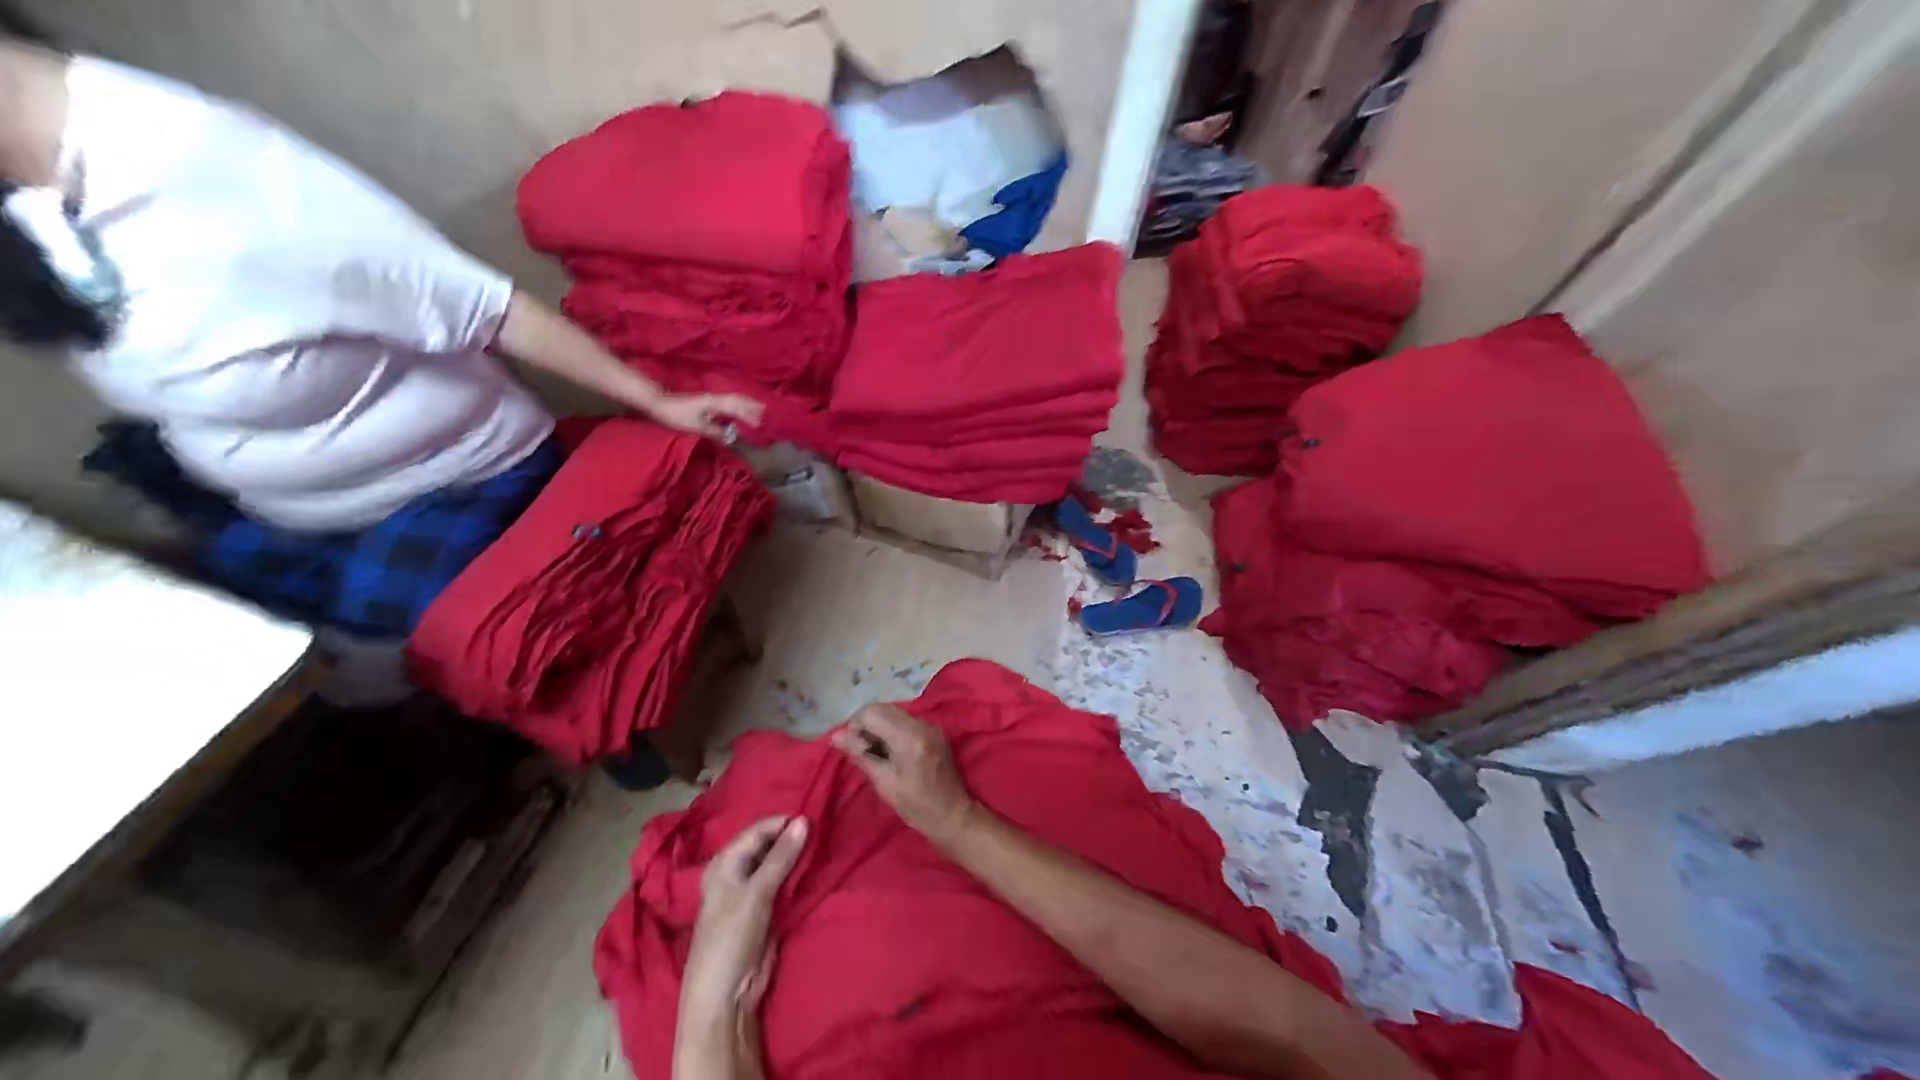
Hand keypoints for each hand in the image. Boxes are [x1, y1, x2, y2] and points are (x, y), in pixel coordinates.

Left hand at [649, 392, 766, 439]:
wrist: (659, 403)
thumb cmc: (677, 415)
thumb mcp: (696, 426)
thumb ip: (714, 431)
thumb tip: (731, 437)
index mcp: (714, 403)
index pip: (736, 408)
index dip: (749, 415)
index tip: (760, 423)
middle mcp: (714, 399)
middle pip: (737, 400)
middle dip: (751, 406)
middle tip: (764, 412)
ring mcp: (710, 399)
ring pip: (733, 399)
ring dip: (745, 403)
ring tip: (756, 408)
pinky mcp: (706, 402)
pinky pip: (727, 402)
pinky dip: (736, 404)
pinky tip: (737, 409)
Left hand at [680, 816, 806, 1030]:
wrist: (724, 994)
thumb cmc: (732, 937)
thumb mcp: (757, 893)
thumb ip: (781, 856)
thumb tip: (803, 820)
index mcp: (724, 862)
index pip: (758, 830)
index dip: (784, 823)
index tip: (814, 819)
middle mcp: (735, 872)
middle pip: (767, 845)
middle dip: (791, 838)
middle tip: (821, 831)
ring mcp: (749, 892)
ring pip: (776, 864)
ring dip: (795, 857)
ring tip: (821, 846)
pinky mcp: (762, 910)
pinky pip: (781, 883)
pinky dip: (795, 876)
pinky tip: (812, 870)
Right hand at [832, 705, 977, 848]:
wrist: (952, 814)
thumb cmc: (915, 805)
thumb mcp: (883, 782)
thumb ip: (860, 754)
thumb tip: (835, 736)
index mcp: (908, 737)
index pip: (872, 712)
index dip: (856, 725)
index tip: (852, 746)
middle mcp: (921, 724)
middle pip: (884, 708)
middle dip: (867, 724)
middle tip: (861, 749)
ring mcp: (931, 725)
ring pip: (894, 713)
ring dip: (880, 726)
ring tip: (875, 752)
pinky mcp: (935, 730)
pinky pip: (907, 720)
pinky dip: (893, 729)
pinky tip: (891, 750)